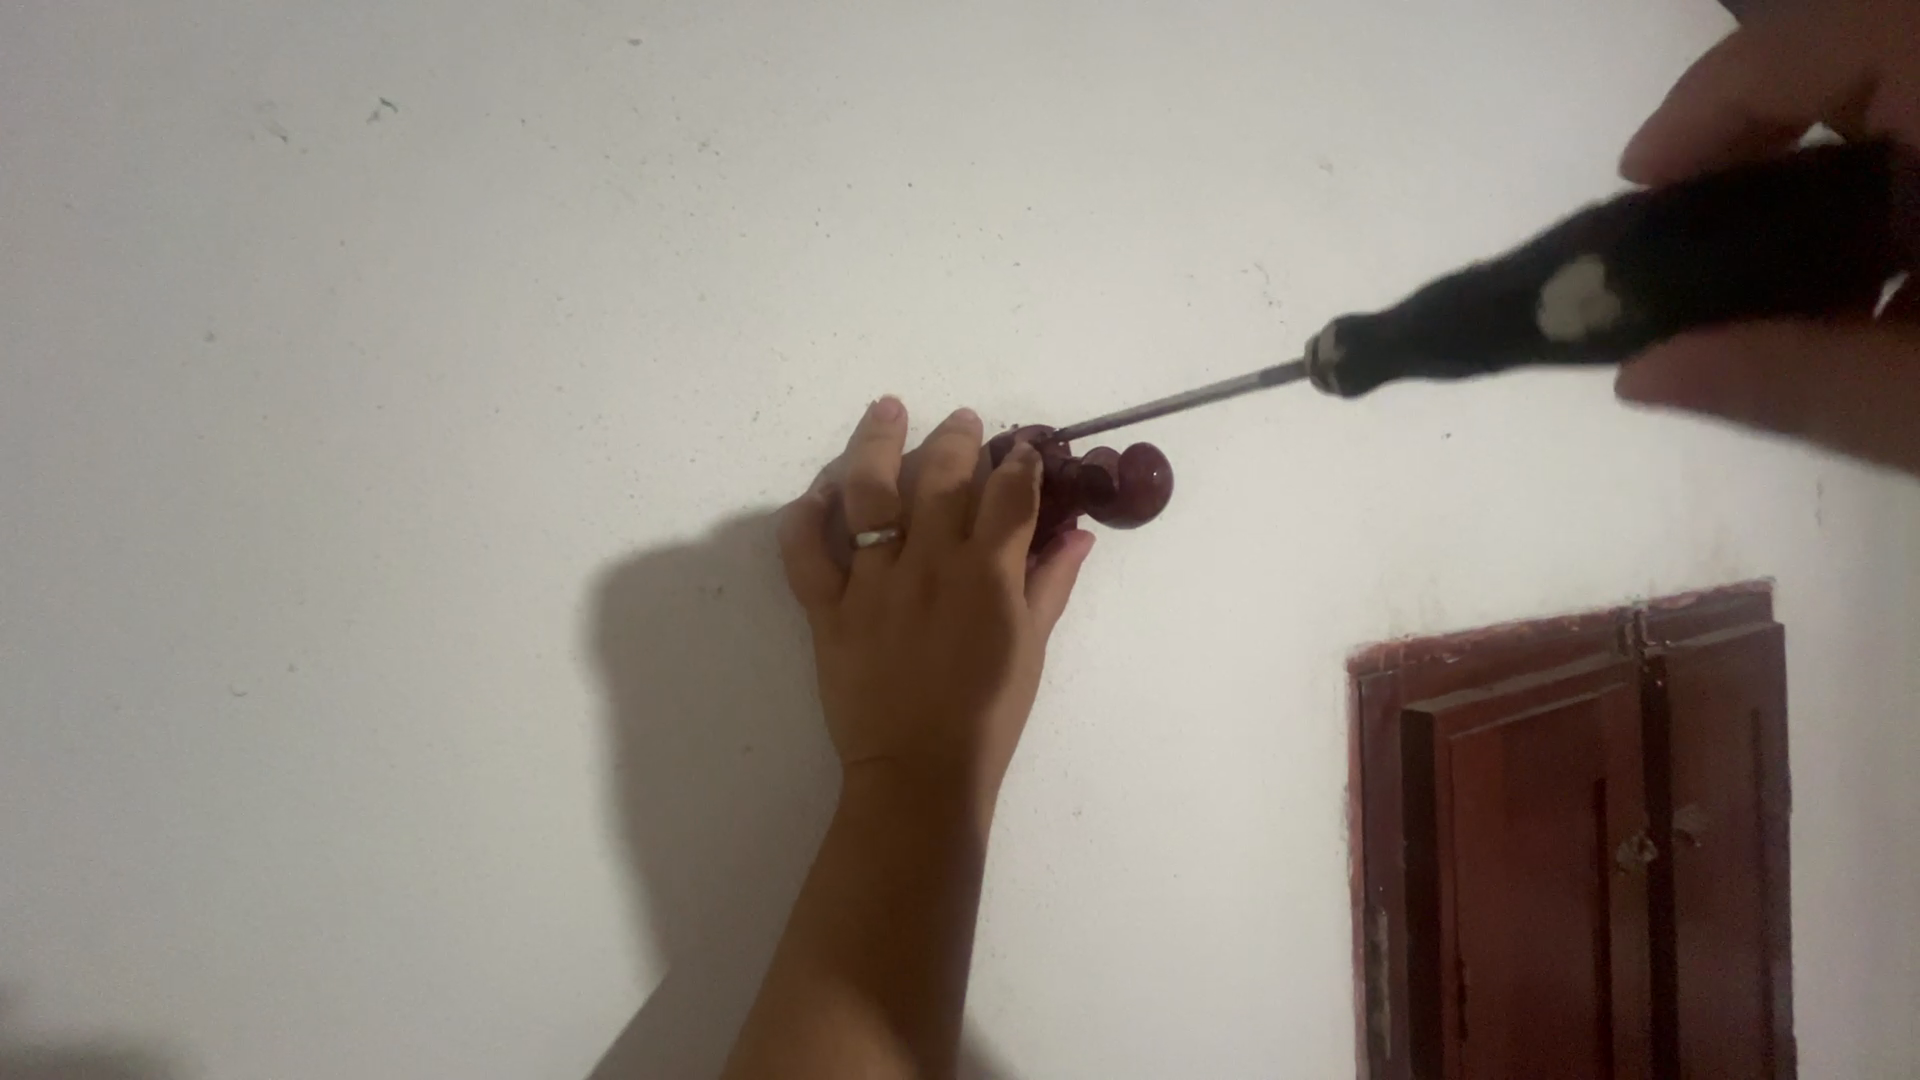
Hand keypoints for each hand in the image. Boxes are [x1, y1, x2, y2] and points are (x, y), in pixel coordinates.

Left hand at [777, 398, 1095, 809]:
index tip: (1021, 446)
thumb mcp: (1033, 648)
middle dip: (956, 437)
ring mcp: (873, 583)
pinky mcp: (827, 609)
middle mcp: (930, 565)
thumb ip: (1053, 583)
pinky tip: (820, 492)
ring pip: (869, 494)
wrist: (920, 772)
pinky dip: (805, 516)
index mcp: (987, 575)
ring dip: (878, 442)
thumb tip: (1079, 533)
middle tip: (961, 420)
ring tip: (887, 408)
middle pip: (942, 476)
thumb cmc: (988, 714)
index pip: (1009, 493)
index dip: (1019, 461)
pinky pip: (804, 551)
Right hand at [1614, 0, 1919, 474]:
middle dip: (1761, 135)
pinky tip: (1898, 273)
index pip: (1821, 38)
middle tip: (1699, 235)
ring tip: (1799, 273)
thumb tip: (1641, 377)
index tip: (1639, 187)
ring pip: (1906, 92)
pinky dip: (1903, 185)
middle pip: (1862, 51)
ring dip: (1837, 168)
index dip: (1709, 105)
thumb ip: (1800, 385)